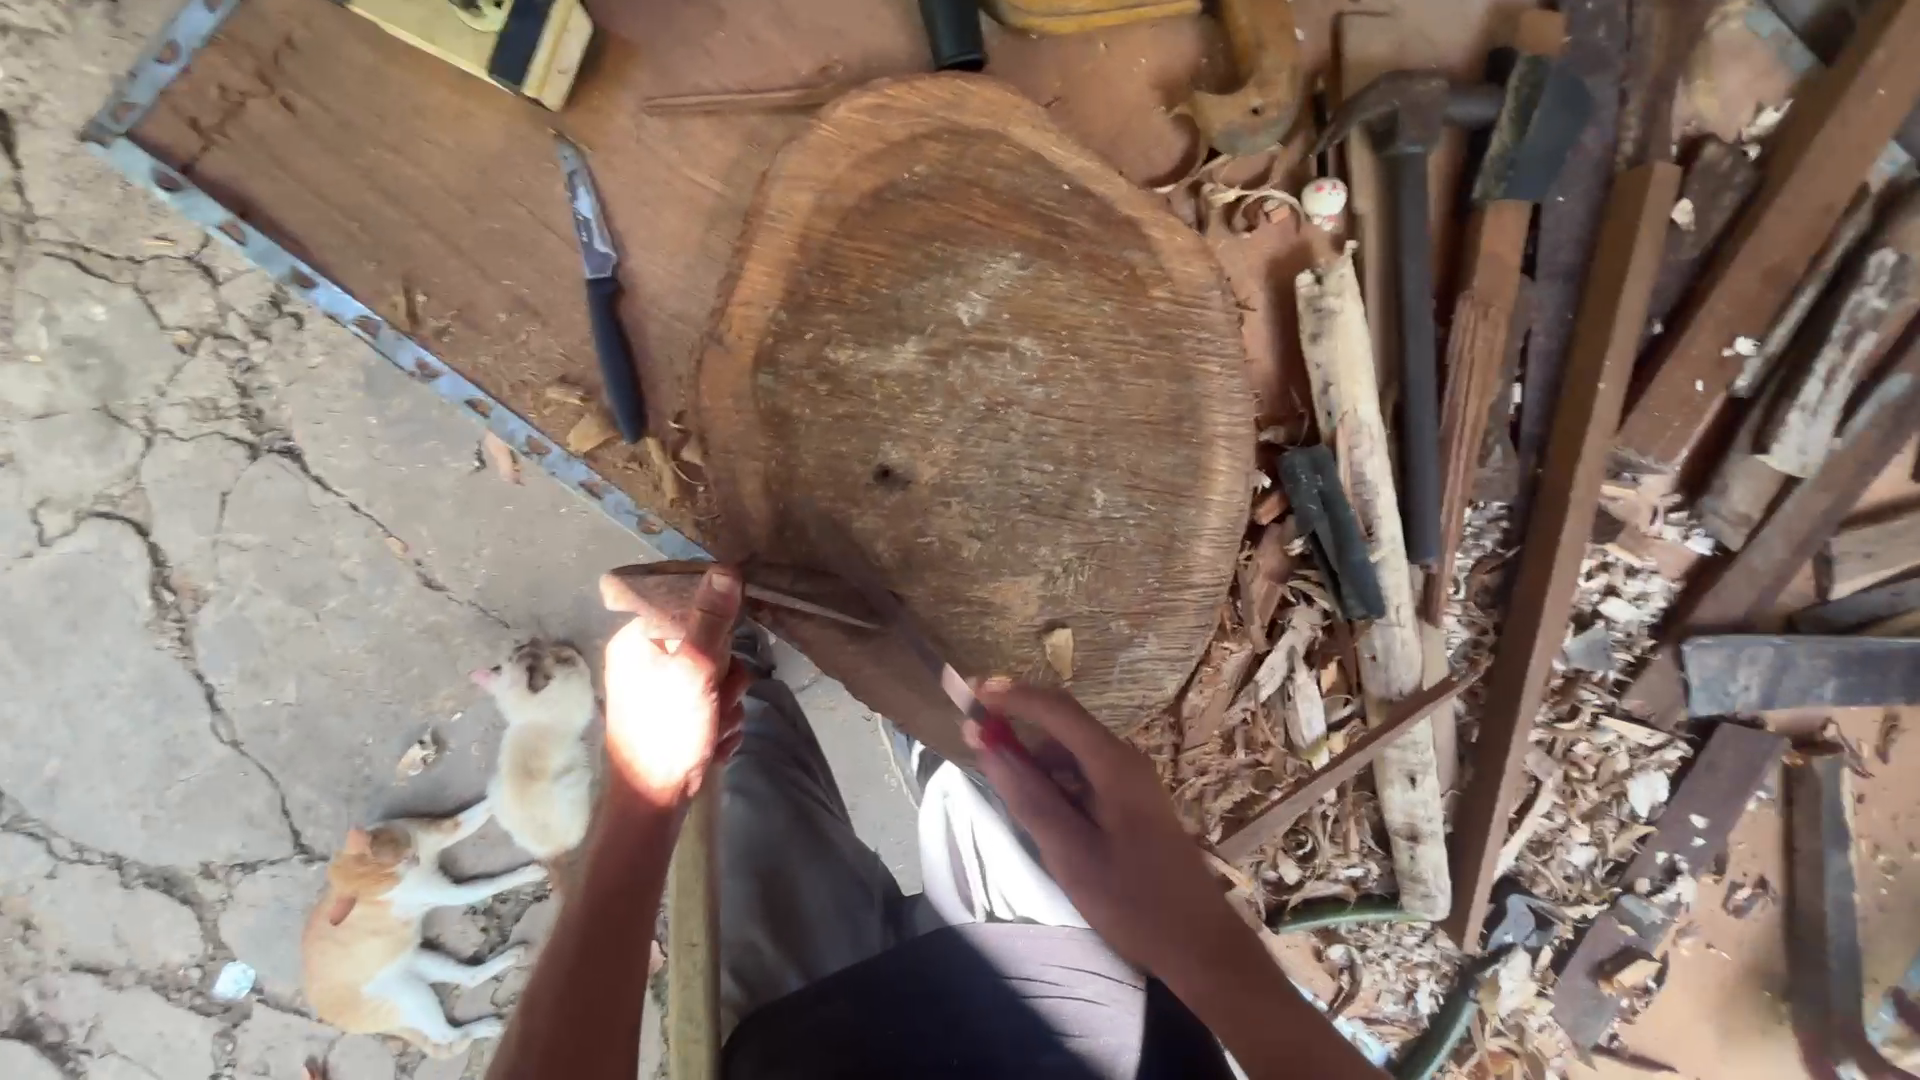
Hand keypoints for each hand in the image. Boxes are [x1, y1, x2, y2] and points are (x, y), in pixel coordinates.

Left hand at [602, 566, 749, 807]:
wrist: (654, 805)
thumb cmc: (668, 732)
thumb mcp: (695, 669)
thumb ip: (712, 619)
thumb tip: (726, 567)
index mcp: (638, 640)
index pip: (688, 605)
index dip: (715, 624)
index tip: (722, 648)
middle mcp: (647, 660)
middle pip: (712, 643)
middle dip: (726, 677)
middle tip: (717, 697)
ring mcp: (664, 691)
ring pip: (720, 678)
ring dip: (728, 705)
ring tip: (713, 728)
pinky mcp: (679, 717)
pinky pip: (717, 705)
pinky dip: (721, 724)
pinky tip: (712, 742)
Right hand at [966, 681, 1248, 981]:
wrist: (1199, 943)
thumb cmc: (1134, 901)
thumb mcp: (1070, 853)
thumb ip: (1027, 796)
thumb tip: (987, 746)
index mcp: (1113, 763)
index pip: (1056, 709)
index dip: (1012, 695)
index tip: (971, 694)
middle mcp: (1124, 759)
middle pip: (1063, 725)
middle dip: (1017, 723)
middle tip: (974, 737)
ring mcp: (1130, 780)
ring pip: (1070, 752)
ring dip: (1033, 757)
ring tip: (999, 781)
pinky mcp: (1130, 801)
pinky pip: (1083, 774)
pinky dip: (1053, 779)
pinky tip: (1036, 808)